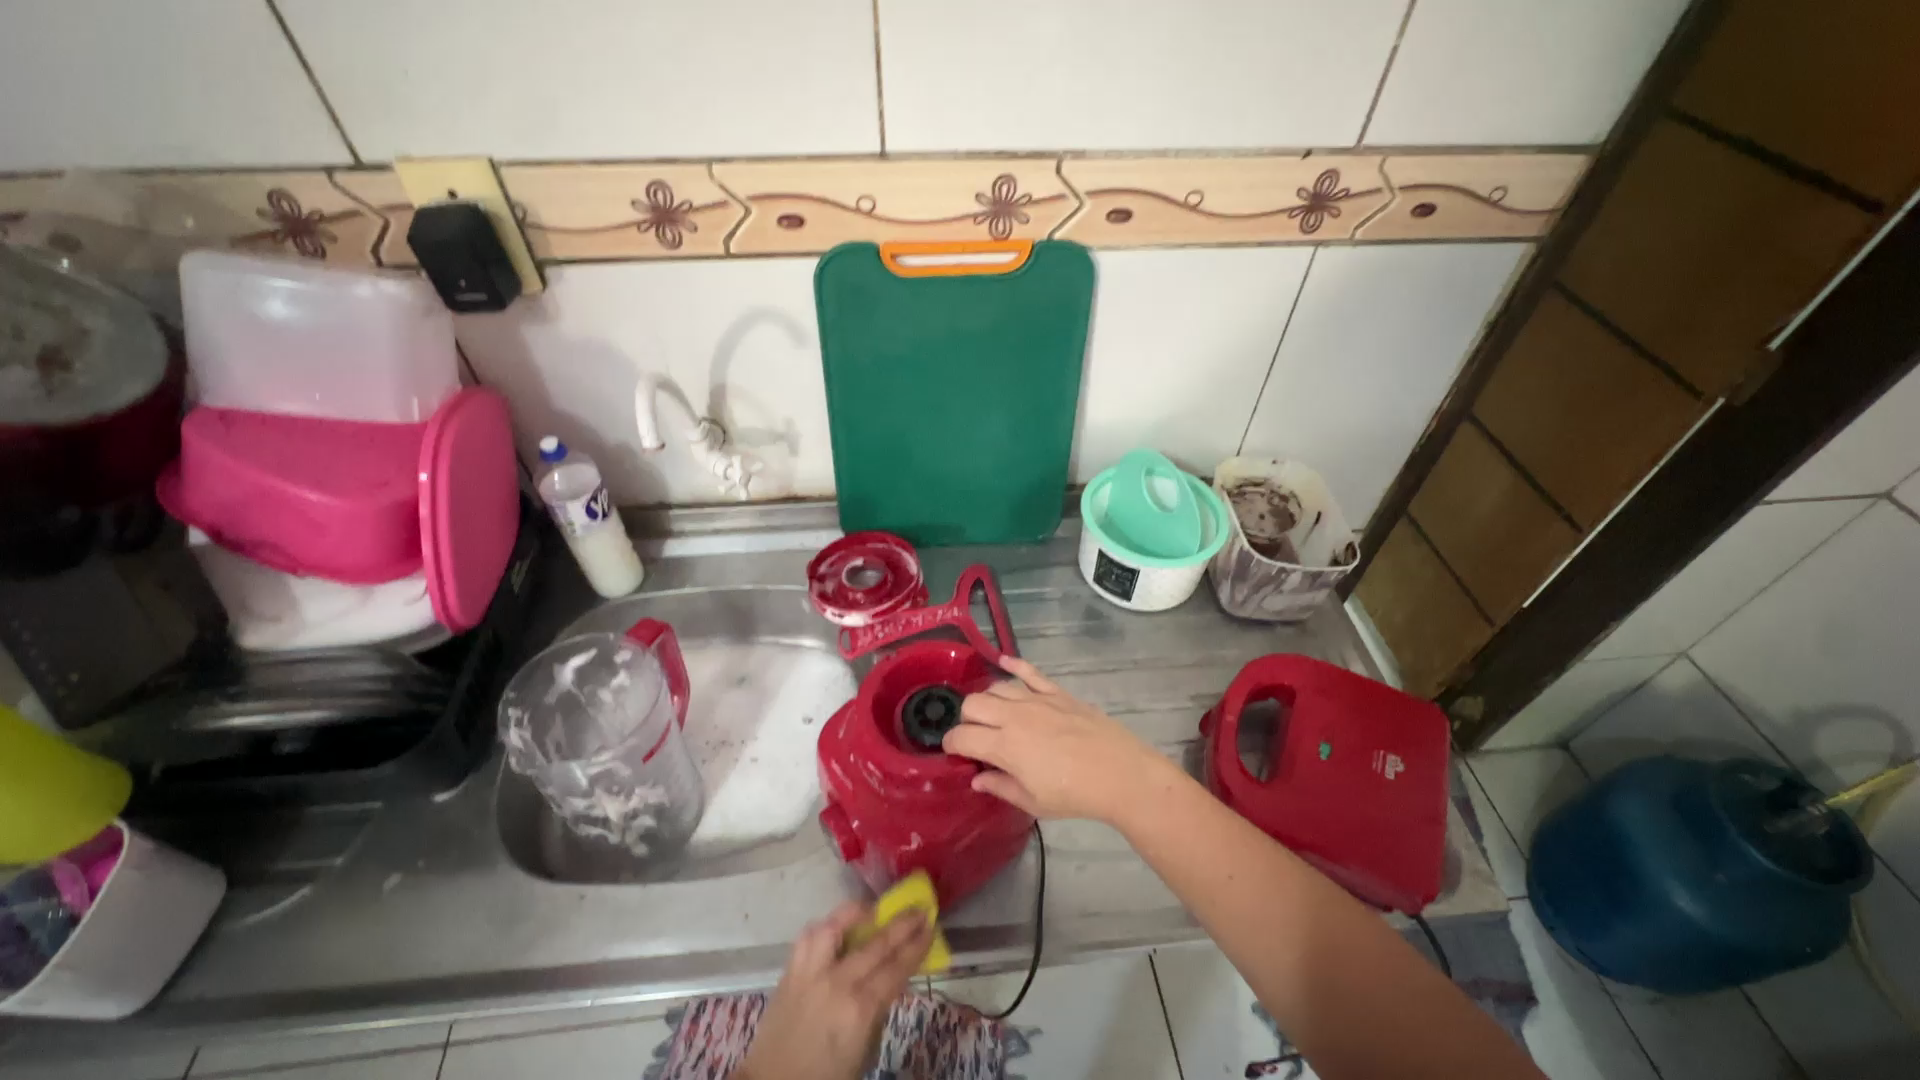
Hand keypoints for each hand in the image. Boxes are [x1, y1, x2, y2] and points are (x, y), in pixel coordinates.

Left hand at [734, 902, 933, 1079]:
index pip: (896, 968)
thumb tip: (889, 980)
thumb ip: (877, 1011)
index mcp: (860, 1009)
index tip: (931, 927)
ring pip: (835, 928)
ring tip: (873, 909)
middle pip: (876, 945)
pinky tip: (835, 926)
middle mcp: (837, 983)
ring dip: (858, 914)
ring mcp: (810, 973)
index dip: (916, 946)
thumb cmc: (826, 1075)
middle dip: (902, 924)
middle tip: (918, 909)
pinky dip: (824, 927)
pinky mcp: (790, 972)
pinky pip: (808, 937)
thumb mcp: (864, 1051)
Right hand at [943, 656, 1187, 825]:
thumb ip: (1000, 787)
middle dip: (966, 720)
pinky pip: (1030, 672)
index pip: (961, 737)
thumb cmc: (1074, 795)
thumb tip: (977, 779)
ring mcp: (1037, 700)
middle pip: (972, 704)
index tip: (954, 753)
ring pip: (996, 687)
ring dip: (988, 700)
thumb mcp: (1032, 802)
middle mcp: (1014, 716)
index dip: (951, 745)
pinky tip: (1004, 662)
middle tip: (976, 737)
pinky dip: (1014, 665)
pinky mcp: (1057, 692)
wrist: (1120, 774)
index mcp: (1004, 746)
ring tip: (993, 715)